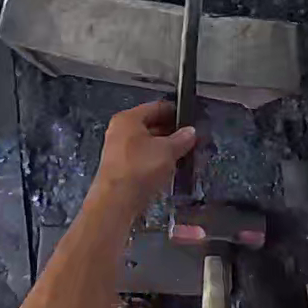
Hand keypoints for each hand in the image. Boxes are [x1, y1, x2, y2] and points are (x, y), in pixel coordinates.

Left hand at [91, 101, 196, 215]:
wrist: (117, 200)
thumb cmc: (140, 168)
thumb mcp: (168, 150)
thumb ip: (182, 139)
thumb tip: (190, 132)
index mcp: (128, 119)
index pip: (156, 107)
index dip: (176, 112)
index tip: (191, 119)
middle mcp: (120, 131)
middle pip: (151, 125)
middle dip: (172, 132)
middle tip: (191, 139)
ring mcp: (119, 150)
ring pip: (148, 143)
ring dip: (165, 148)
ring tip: (184, 154)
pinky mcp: (121, 168)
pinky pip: (143, 158)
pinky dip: (157, 160)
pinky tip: (170, 168)